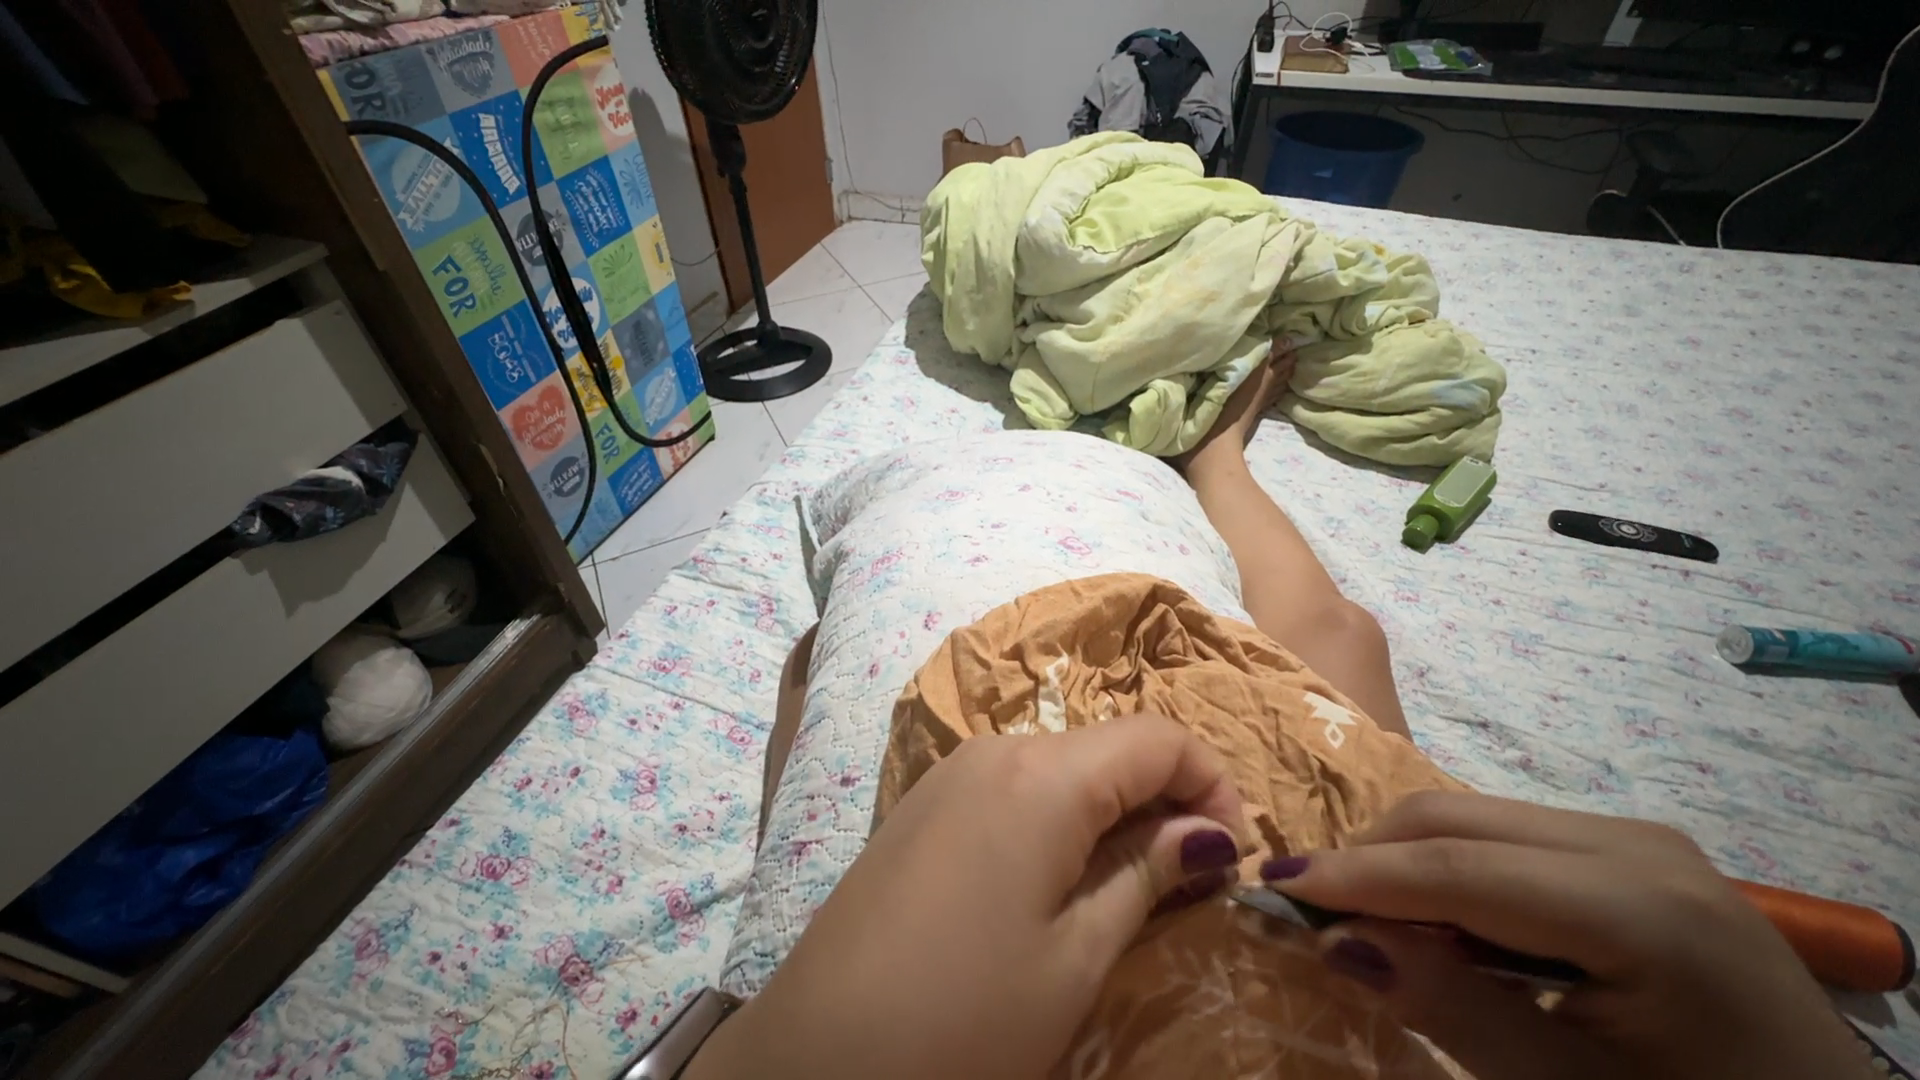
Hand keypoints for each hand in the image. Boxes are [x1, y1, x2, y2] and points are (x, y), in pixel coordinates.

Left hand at [683, 714, 1246, 1079]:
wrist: (816, 1051)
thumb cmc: (964, 1013)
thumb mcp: (1076, 956)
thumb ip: (1145, 874)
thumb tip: (1208, 834)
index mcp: (1043, 774)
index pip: (1157, 737)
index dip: (1212, 783)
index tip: (1232, 854)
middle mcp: (996, 748)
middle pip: (1108, 745)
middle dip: (1163, 797)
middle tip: (1189, 876)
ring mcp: (951, 771)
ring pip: (1061, 763)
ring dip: (1110, 807)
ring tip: (1129, 882)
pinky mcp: (924, 801)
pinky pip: (1013, 785)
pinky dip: (1057, 813)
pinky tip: (1055, 875)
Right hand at [1263, 791, 1874, 1079]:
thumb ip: (1451, 1009)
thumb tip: (1336, 942)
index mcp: (1640, 909)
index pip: (1455, 868)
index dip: (1354, 875)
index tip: (1270, 886)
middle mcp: (1635, 842)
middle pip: (1452, 819)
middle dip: (1368, 858)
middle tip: (1309, 909)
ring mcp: (1636, 835)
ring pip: (1469, 816)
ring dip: (1402, 860)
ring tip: (1368, 919)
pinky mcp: (1629, 846)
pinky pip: (1503, 833)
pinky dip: (1447, 865)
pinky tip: (1439, 918)